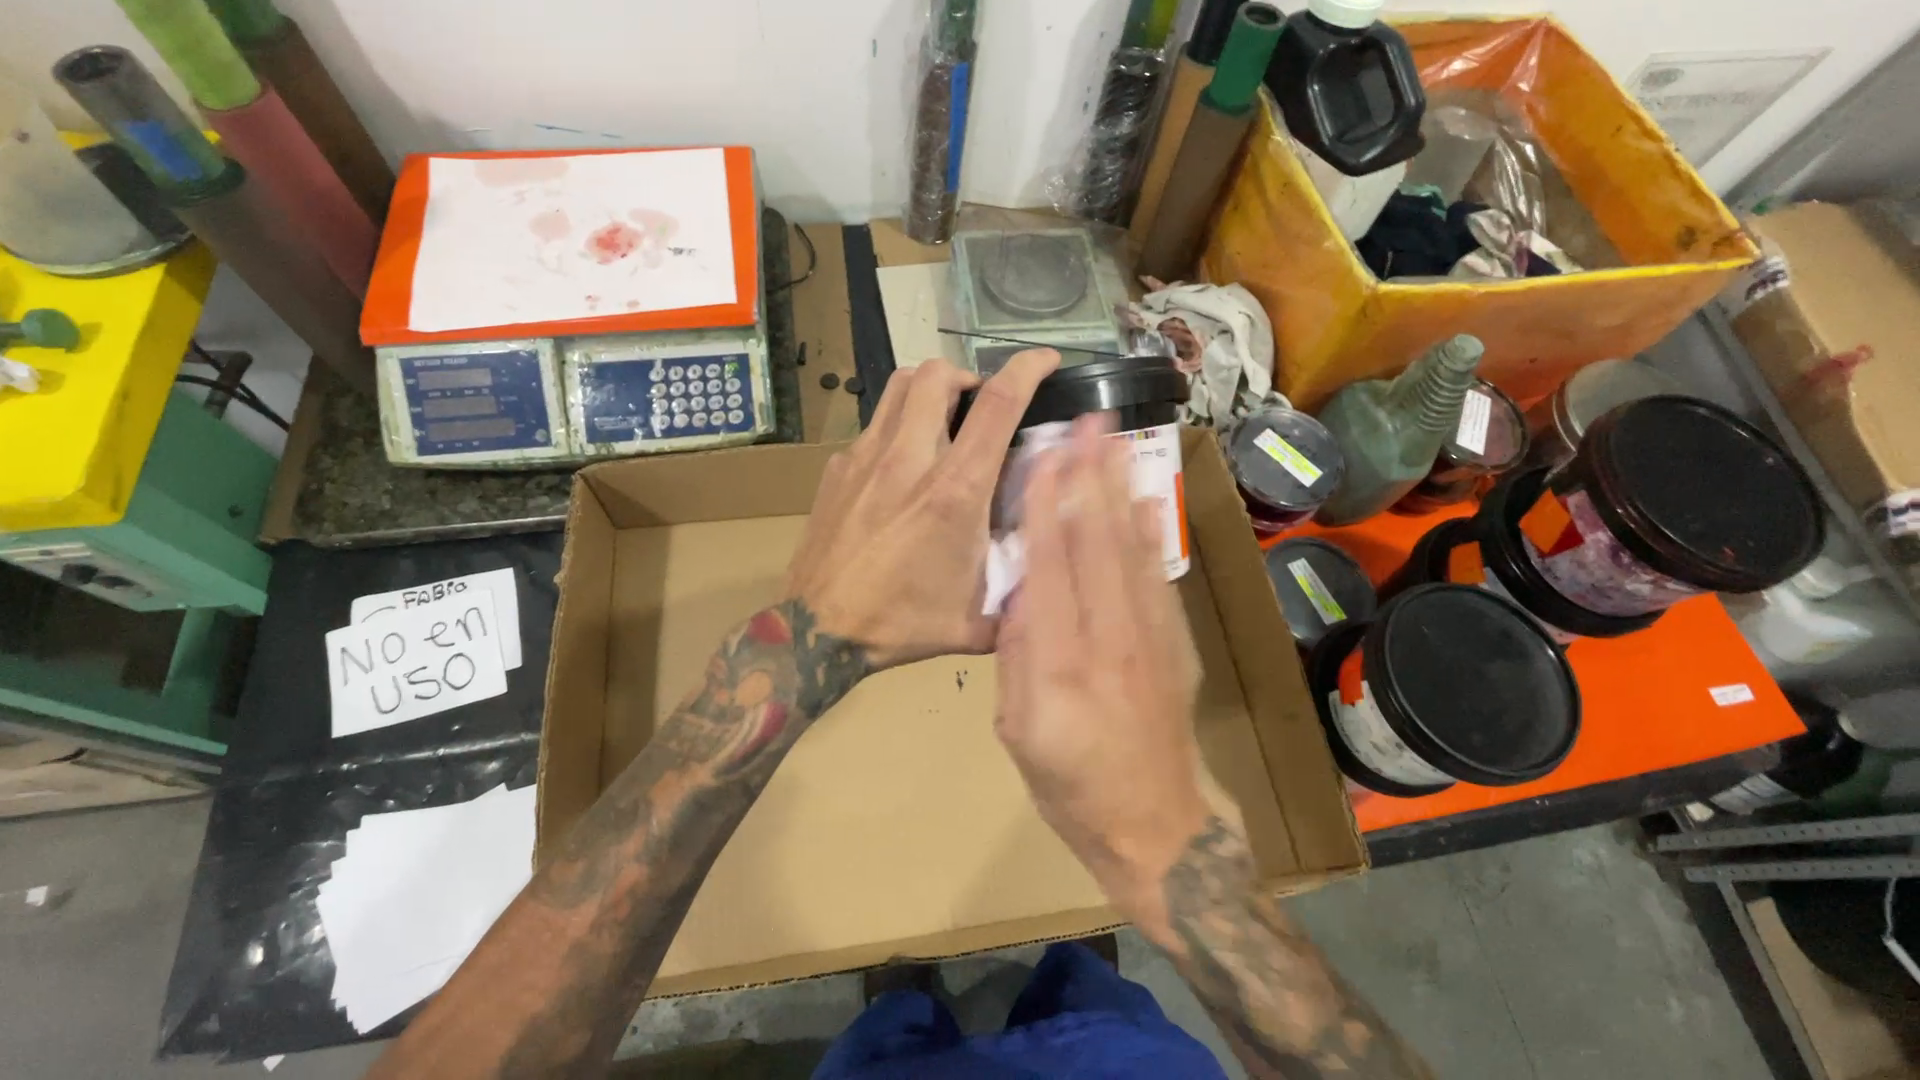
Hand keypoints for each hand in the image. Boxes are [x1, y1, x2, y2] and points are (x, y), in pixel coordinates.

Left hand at [786, 351, 1059, 669]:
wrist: (818, 630)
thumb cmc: (902, 625)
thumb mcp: (978, 617)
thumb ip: (1020, 588)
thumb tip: (1051, 568)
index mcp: (954, 490)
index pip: (997, 403)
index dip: (1027, 368)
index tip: (1045, 359)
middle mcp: (909, 459)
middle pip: (937, 374)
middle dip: (967, 376)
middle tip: (980, 404)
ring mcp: (865, 458)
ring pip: (899, 386)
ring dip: (929, 388)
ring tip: (943, 416)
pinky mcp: (837, 468)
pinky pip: (873, 425)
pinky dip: (897, 427)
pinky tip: (902, 465)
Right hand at [995, 416, 1212, 924]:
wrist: (1154, 828)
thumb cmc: (1068, 787)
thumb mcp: (1018, 731)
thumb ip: (1018, 657)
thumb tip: (1021, 592)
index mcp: (1061, 667)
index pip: (1049, 571)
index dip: (1044, 509)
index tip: (1042, 457)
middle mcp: (1110, 641)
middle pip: (1097, 546)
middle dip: (1090, 478)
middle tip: (1088, 421)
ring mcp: (1151, 639)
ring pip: (1132, 551)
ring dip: (1120, 490)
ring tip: (1114, 441)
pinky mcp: (1175, 644)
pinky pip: (1159, 577)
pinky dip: (1150, 532)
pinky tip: (1143, 499)